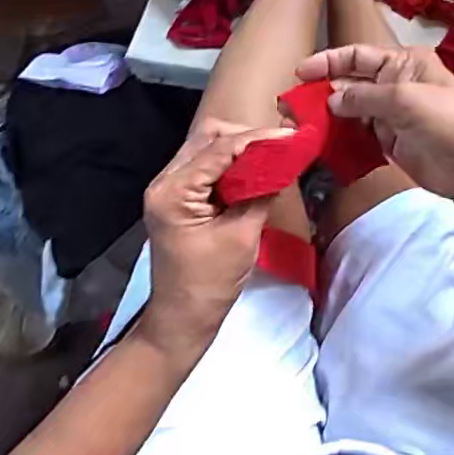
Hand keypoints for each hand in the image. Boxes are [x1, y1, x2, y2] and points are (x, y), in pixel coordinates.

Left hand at [139, 119, 293, 359]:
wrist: (182, 318)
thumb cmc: (210, 283)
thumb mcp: (242, 236)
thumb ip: (260, 194)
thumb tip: (280, 163)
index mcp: (173, 191)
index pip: (218, 149)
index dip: (256, 139)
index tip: (289, 135)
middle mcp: (164, 181)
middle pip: (207, 138)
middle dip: (245, 137)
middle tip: (279, 144)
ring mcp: (167, 188)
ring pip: (204, 147)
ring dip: (236, 148)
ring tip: (269, 154)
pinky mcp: (176, 196)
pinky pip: (203, 165)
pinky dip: (228, 163)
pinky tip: (251, 169)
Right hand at [296, 44, 453, 200]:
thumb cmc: (446, 120)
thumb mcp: (403, 98)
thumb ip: (363, 97)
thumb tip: (331, 100)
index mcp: (403, 63)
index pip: (357, 56)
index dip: (328, 62)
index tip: (300, 72)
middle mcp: (393, 84)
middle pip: (350, 83)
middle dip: (322, 91)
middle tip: (292, 104)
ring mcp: (390, 114)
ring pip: (349, 110)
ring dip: (326, 116)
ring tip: (300, 124)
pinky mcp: (388, 140)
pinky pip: (357, 134)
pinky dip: (339, 136)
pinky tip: (321, 141)